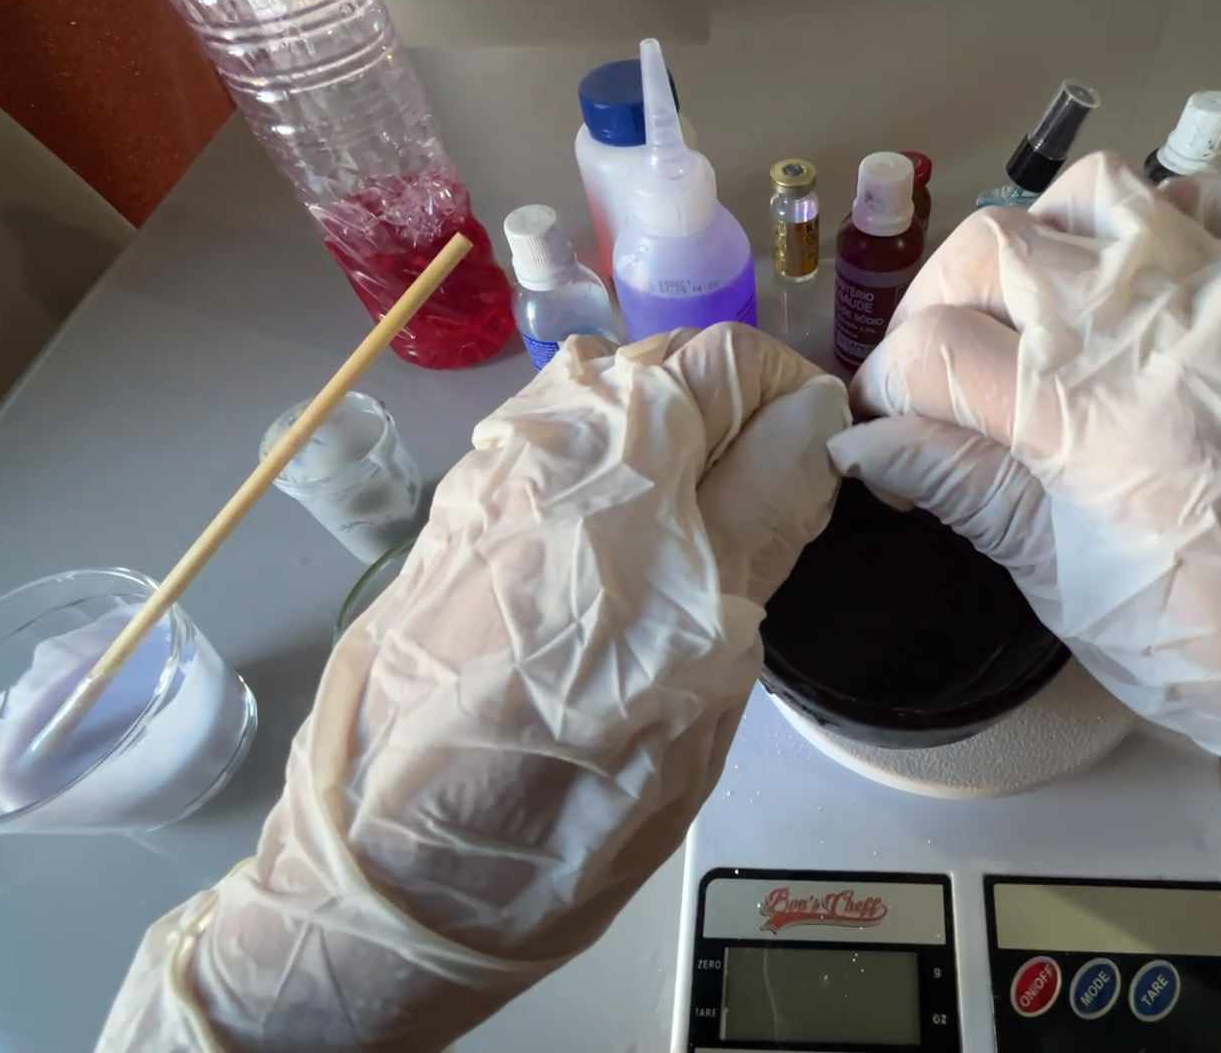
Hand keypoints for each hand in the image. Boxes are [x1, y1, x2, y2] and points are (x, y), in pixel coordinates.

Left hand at [99, 324, 848, 1050]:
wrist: (396, 867)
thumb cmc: (582, 758)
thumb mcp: (708, 633)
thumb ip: (765, 504)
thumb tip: (816, 411)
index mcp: (615, 441)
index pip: (731, 354)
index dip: (795, 394)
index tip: (824, 463)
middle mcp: (541, 427)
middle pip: (671, 373)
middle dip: (742, 423)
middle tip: (774, 512)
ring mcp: (495, 469)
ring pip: (620, 415)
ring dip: (687, 453)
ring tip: (711, 538)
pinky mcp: (469, 517)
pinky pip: (571, 460)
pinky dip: (629, 479)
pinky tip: (636, 553)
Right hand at [830, 152, 1220, 914]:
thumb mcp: (1070, 590)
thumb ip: (970, 493)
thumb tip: (864, 444)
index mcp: (1094, 420)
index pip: (934, 351)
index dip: (885, 392)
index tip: (889, 445)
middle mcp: (1160, 327)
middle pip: (991, 247)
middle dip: (933, 307)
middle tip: (936, 382)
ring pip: (1092, 194)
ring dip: (1028, 249)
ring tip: (1021, 323)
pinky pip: (1216, 197)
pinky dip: (1155, 220)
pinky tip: (1133, 283)